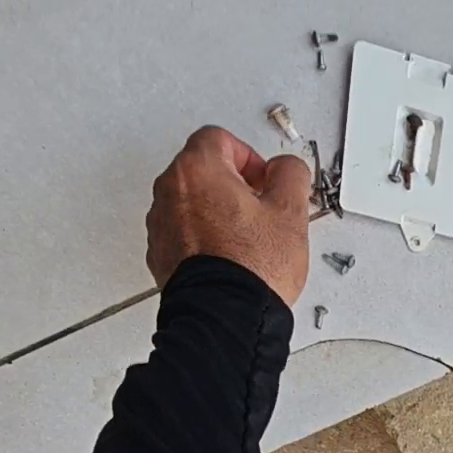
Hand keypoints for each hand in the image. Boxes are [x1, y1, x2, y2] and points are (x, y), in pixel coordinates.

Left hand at [146, 126, 312, 305]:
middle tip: (262, 213)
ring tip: (249, 243)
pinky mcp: (162, 253)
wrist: (227, 314)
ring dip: (220, 214)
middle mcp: (171, 190)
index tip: (266, 182)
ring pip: (193, 203)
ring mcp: (162, 223)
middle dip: (235, 186)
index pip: (221, 139)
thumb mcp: (291, 214)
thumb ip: (291, 176)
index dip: (250, 157)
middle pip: (203, 171)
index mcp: (199, 170)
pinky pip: (185, 234)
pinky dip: (206, 240)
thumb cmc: (254, 268)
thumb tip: (287, 168)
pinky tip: (232, 261)